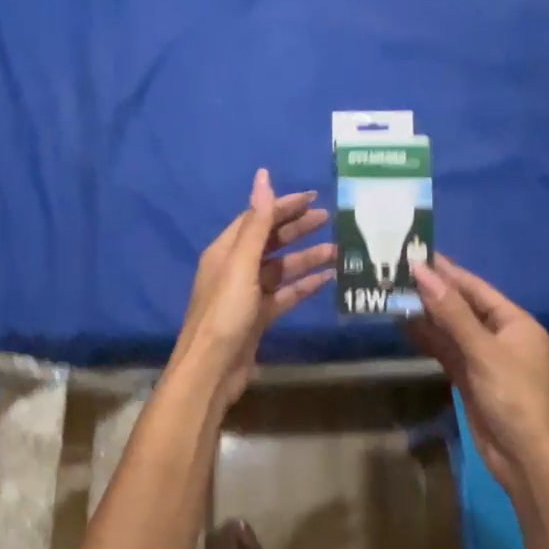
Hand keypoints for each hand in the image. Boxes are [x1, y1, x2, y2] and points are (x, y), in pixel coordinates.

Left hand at [172, 169, 335, 408]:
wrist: (211, 370)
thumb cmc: (224, 313)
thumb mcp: (241, 264)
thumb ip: (256, 223)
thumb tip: (263, 177)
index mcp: (225, 251)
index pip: (257, 218)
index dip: (283, 205)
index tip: (313, 197)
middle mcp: (235, 268)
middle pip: (270, 240)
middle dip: (297, 228)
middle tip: (329, 218)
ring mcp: (248, 294)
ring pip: (281, 268)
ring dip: (306, 257)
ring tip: (337, 249)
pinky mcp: (259, 317)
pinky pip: (285, 294)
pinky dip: (304, 285)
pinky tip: (327, 279)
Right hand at [405, 255, 548, 492]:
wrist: (527, 459)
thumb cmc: (515, 398)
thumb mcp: (484, 351)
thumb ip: (452, 313)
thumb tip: (423, 273)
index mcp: (515, 322)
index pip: (475, 288)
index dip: (447, 271)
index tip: (416, 253)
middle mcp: (500, 336)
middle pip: (462, 306)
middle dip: (433, 291)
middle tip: (396, 272)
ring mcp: (484, 359)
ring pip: (451, 329)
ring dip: (426, 314)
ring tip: (393, 293)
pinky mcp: (470, 379)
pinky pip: (446, 351)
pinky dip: (428, 339)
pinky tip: (405, 325)